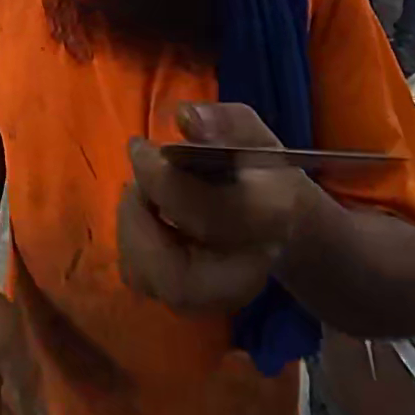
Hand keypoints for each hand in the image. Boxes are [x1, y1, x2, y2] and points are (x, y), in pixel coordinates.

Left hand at [117, 103, 325, 316]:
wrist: (284, 220)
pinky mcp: (189, 295)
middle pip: (174, 277)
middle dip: (139, 219)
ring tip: (144, 195)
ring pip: (149, 279)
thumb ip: (222, 122)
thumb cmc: (257, 169)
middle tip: (137, 182)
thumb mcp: (248, 133)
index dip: (159, 180)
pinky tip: (147, 214)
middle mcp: (246, 274)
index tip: (139, 146)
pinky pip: (141, 276)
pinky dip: (131, 241)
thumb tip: (187, 119)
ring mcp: (216, 295)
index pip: (208, 217)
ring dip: (131, 228)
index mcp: (269, 223)